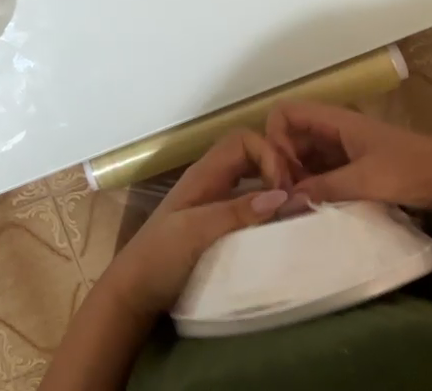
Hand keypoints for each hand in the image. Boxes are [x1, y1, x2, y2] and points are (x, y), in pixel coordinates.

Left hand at [94, 130, 293, 319]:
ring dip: (273, 189)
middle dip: (276, 167)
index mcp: (203, 174)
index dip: (268, 154)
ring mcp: (214, 203)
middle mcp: (211, 182)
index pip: (243, 141)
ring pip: (250, 180)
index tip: (283, 188)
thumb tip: (282, 194)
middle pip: (249, 156)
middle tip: (297, 197)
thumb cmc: (160, 256)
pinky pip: (248, 206)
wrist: (135, 291)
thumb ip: (234, 213)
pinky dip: (267, 209)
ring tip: (295, 211)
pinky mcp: (218, 226)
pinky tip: (279, 228)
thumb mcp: (195, 232)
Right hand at [267, 99, 431, 209]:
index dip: (275, 137)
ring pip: (305, 156)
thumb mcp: (365, 180)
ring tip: (298, 207)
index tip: (282, 171)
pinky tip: (314, 209)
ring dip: (297, 178)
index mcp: (334, 120)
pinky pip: (321, 171)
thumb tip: (285, 202)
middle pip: (291, 137)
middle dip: (283, 164)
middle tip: (285, 198)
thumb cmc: (409, 169)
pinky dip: (313, 186)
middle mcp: (333, 130)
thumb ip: (324, 190)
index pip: (285, 114)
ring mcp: (343, 148)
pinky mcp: (353, 166)